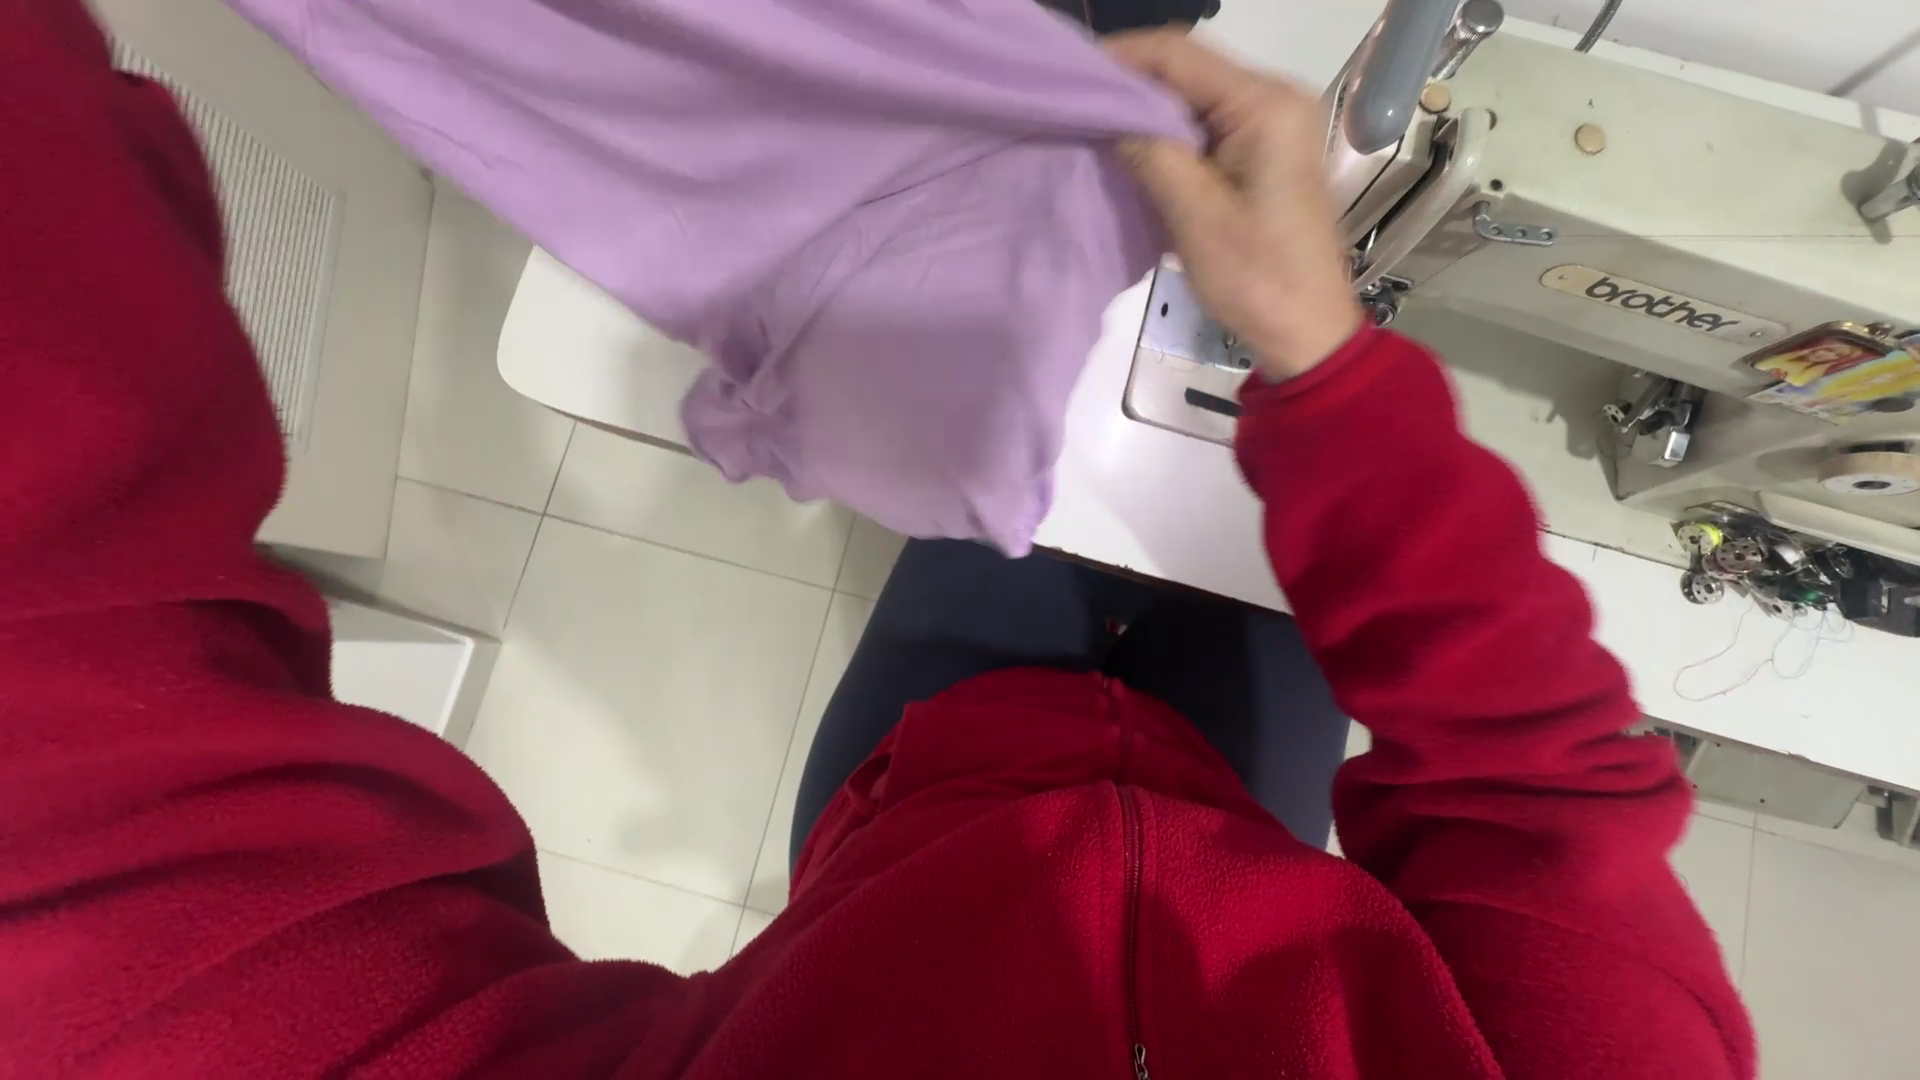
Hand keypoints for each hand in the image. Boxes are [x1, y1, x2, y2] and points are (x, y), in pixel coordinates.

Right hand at [1109, 30, 1362, 379]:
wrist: (1305, 328)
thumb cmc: (1256, 278)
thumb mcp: (1196, 216)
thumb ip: (1152, 155)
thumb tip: (1110, 119)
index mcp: (1265, 106)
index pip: (1181, 55)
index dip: (1122, 59)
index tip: (1070, 76)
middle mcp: (1274, 100)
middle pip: (1189, 71)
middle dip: (1131, 84)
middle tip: (1077, 107)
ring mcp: (1272, 127)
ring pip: (1195, 100)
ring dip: (1146, 112)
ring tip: (1095, 129)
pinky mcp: (1263, 155)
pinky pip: (1207, 129)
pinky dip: (1168, 137)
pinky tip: (1134, 152)